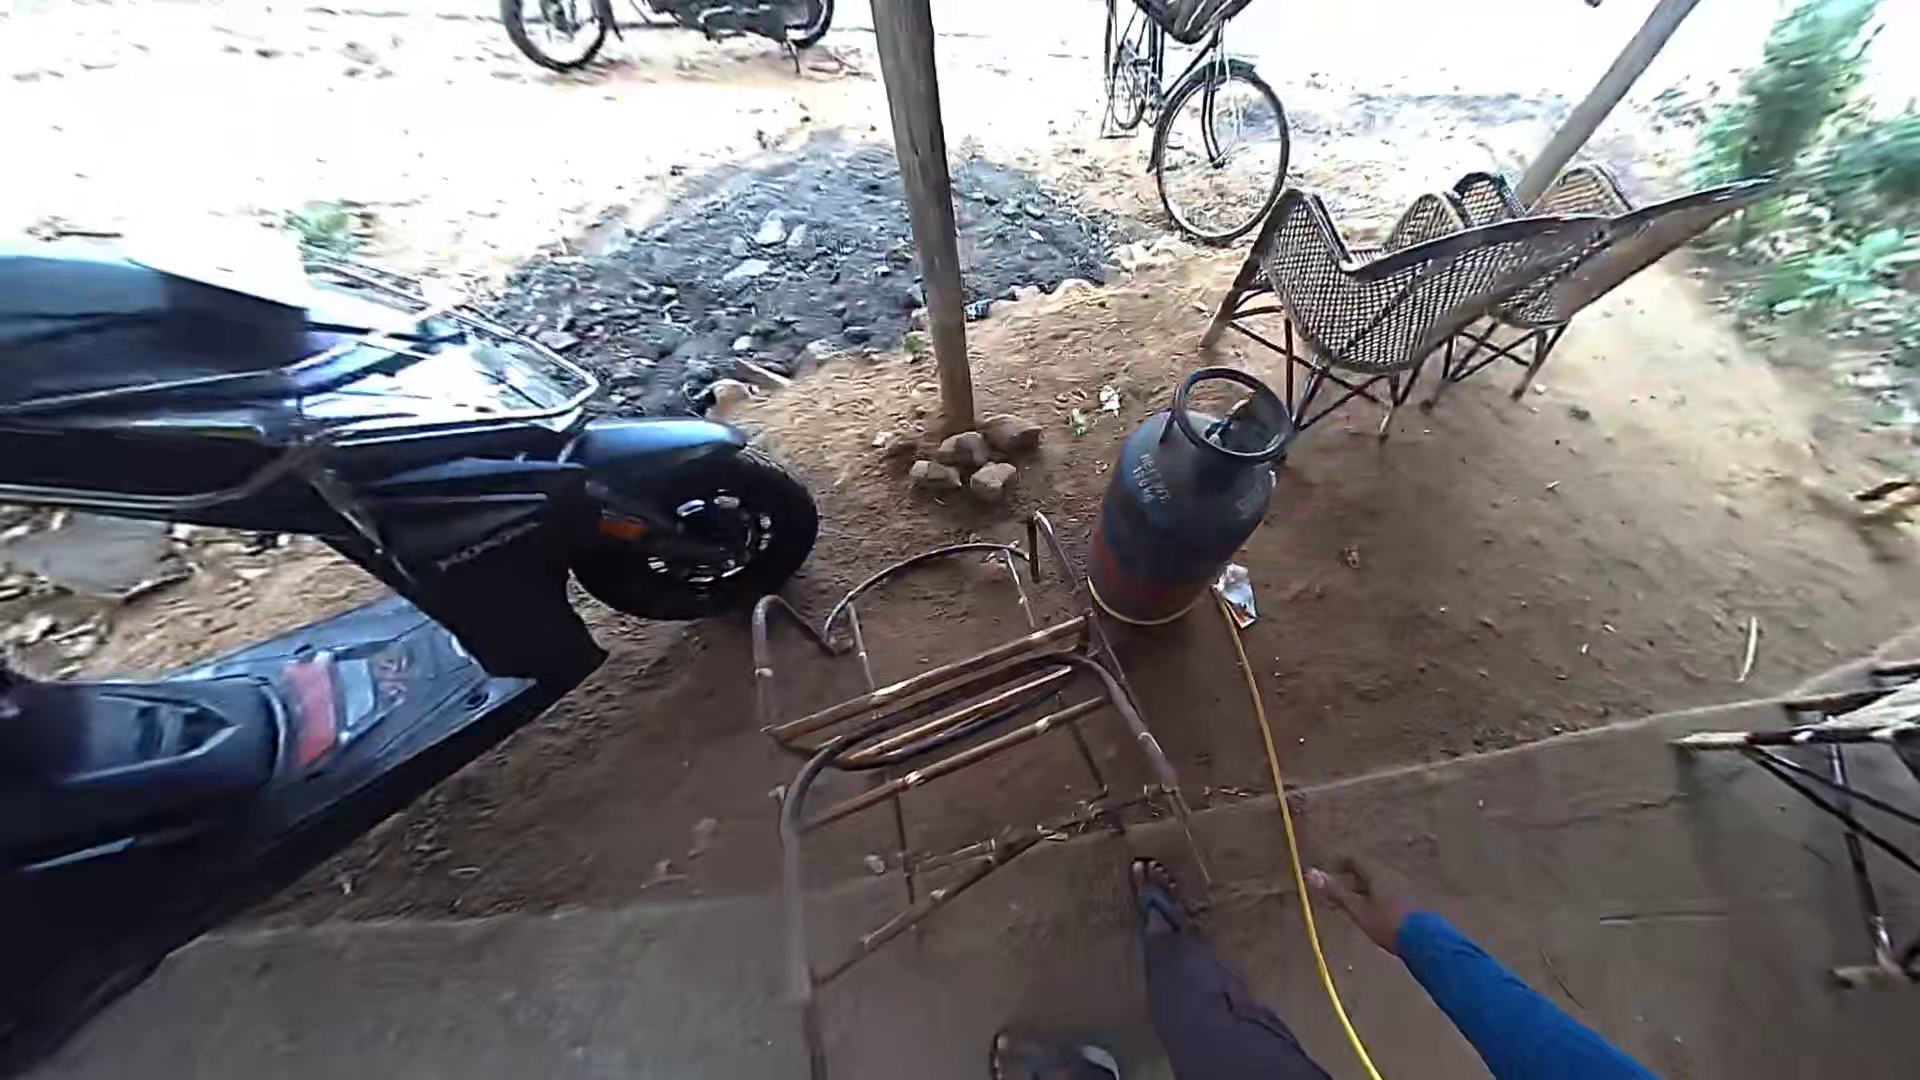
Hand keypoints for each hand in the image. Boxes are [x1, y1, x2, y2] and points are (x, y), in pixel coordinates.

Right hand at [1307, 856, 1415, 953]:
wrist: (1432, 948)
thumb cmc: (1389, 924)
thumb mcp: (1357, 909)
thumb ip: (1335, 891)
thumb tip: (1309, 873)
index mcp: (1377, 872)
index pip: (1352, 858)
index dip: (1336, 864)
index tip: (1325, 876)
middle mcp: (1392, 876)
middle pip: (1364, 871)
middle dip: (1347, 882)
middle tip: (1335, 897)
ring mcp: (1406, 890)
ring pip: (1377, 885)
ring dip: (1361, 893)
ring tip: (1352, 910)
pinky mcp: (1415, 905)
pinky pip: (1388, 895)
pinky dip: (1375, 900)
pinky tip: (1374, 917)